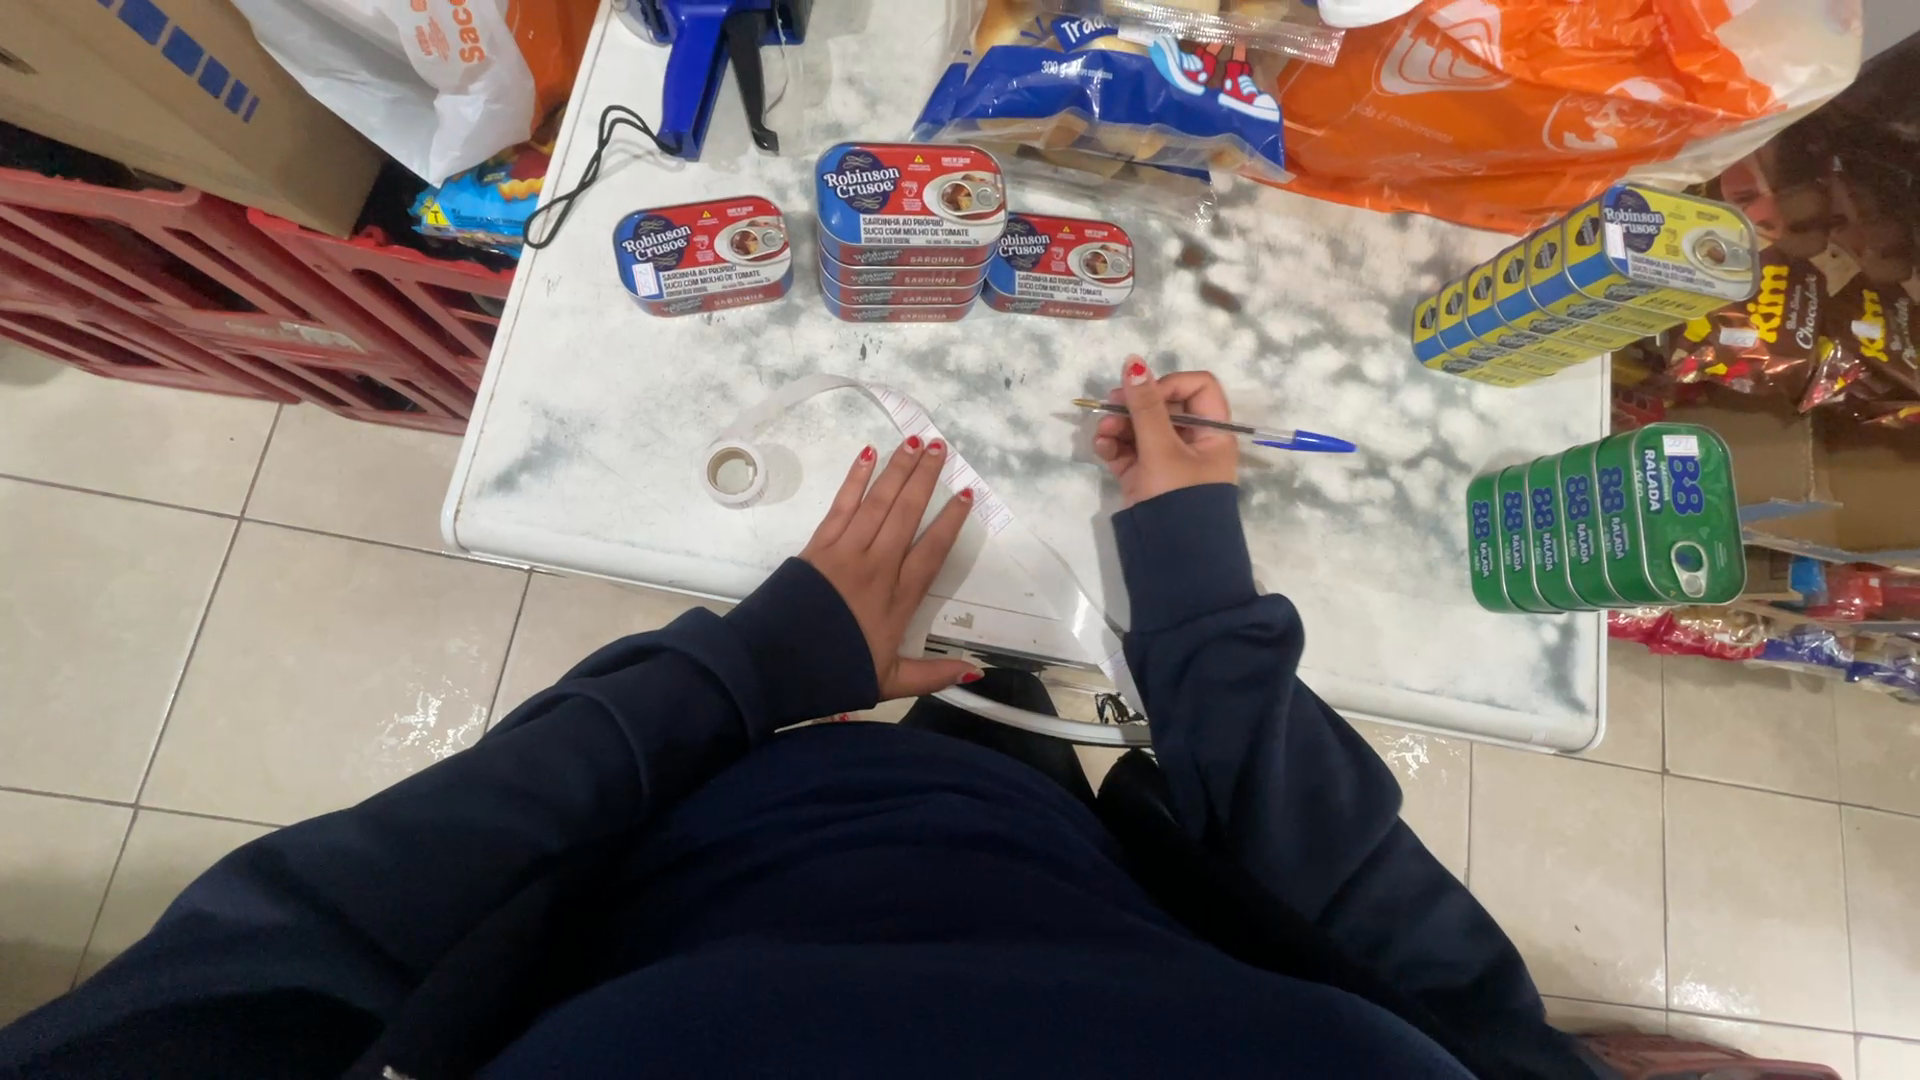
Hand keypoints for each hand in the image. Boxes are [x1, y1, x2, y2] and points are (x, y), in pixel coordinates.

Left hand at [801, 436, 983, 700]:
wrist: (773, 666)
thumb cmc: (834, 672)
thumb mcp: (890, 682)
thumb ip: (933, 674)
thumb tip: (975, 673)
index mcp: (897, 598)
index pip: (932, 551)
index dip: (951, 521)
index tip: (966, 494)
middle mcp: (876, 566)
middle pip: (906, 514)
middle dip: (925, 478)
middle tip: (940, 446)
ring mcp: (845, 552)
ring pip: (878, 502)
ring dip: (897, 470)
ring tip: (914, 441)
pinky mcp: (818, 546)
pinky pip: (842, 505)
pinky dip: (855, 480)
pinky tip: (867, 455)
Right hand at [1092, 357, 1239, 507]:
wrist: (1171, 556)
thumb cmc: (1178, 496)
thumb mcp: (1161, 449)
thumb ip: (1145, 406)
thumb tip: (1133, 361)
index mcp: (1213, 432)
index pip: (1197, 388)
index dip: (1169, 384)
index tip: (1143, 392)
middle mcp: (1192, 442)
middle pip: (1161, 407)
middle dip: (1133, 406)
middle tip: (1109, 406)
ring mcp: (1166, 460)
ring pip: (1139, 428)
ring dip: (1117, 426)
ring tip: (1102, 435)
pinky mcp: (1143, 476)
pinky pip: (1126, 450)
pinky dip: (1113, 446)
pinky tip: (1102, 449)